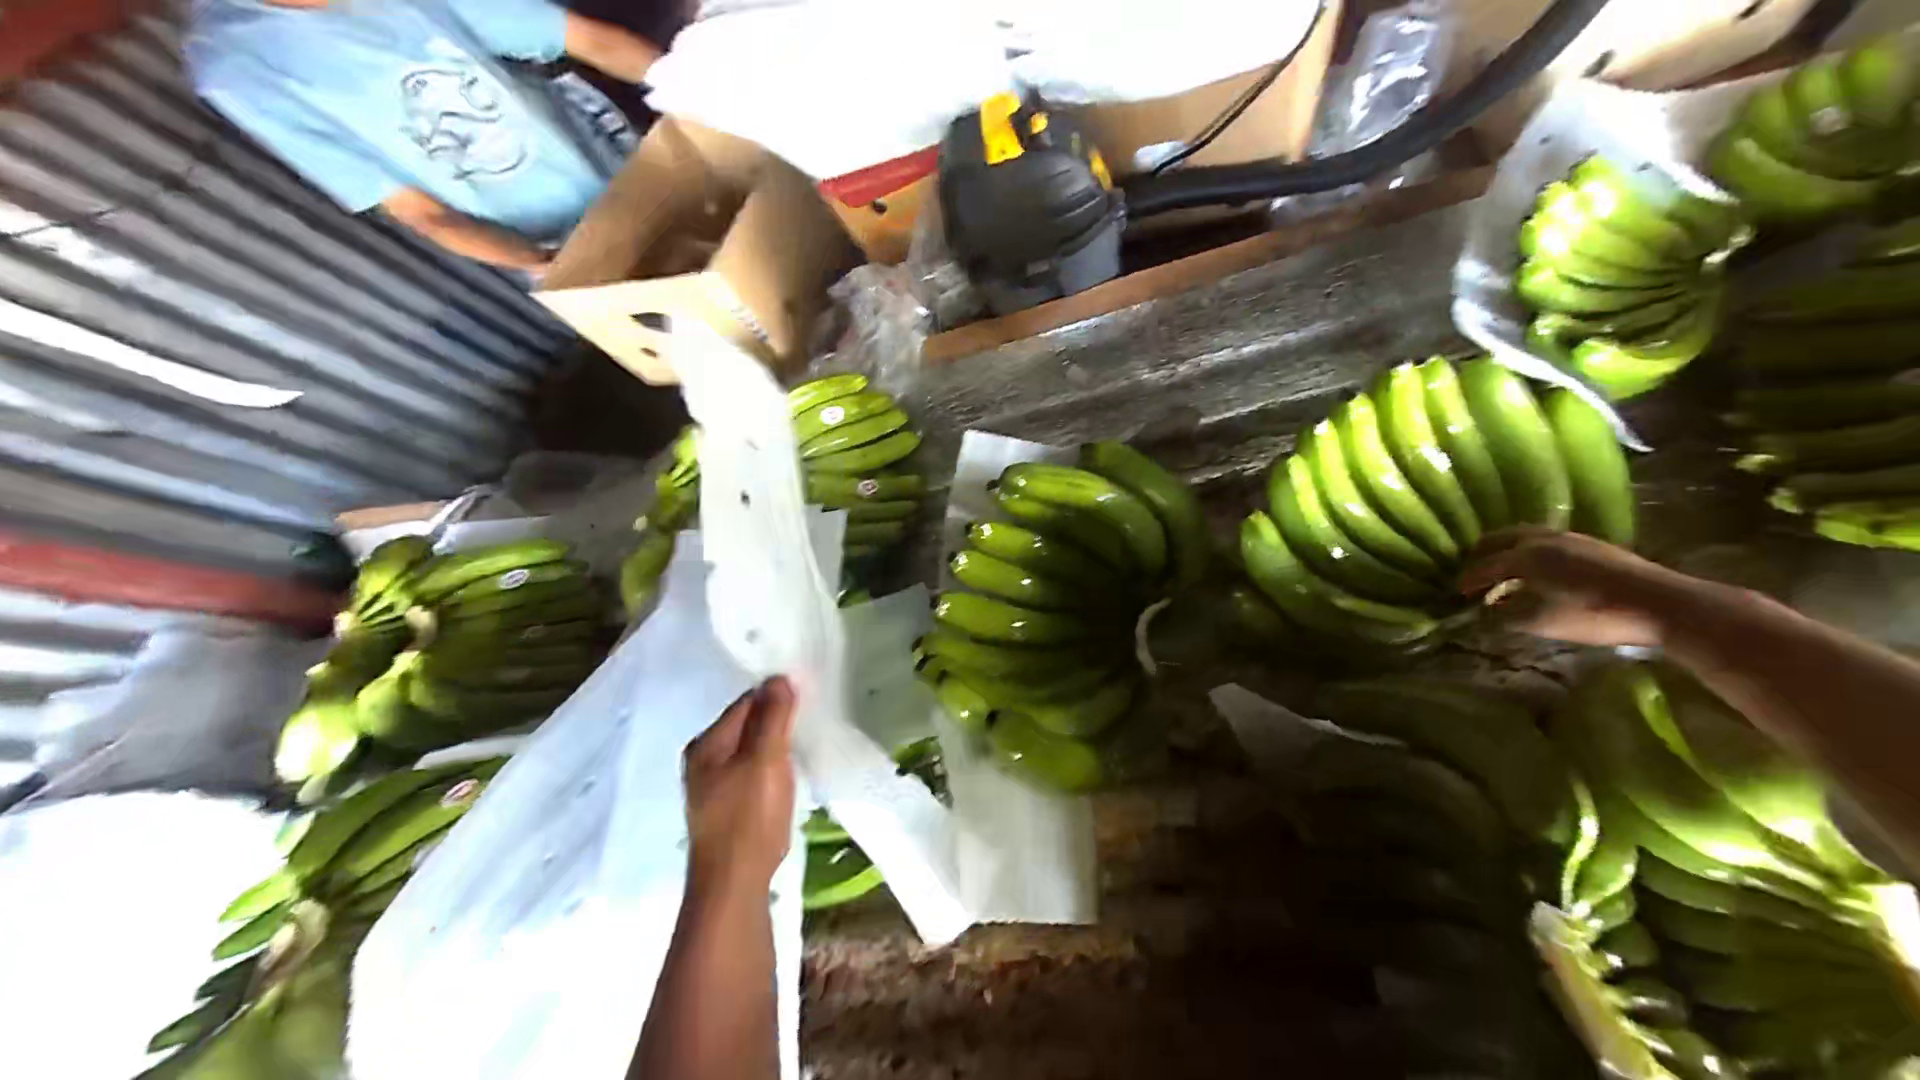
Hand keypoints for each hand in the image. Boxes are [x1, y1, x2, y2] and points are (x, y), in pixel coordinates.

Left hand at [683, 676, 797, 896]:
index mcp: (707, 743)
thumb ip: (773, 717)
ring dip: (777, 743)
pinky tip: (790, 773)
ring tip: (805, 743)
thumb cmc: (749, 817)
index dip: (777, 696)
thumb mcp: (765, 759)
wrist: (734, 885)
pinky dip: (773, 766)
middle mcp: (704, 760)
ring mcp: (715, 786)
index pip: (746, 702)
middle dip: (778, 719)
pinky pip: (754, 771)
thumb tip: (780, 677)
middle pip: (747, 724)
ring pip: (752, 749)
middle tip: (812, 719)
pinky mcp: (729, 807)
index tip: (809, 697)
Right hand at [1459, 527, 1693, 647]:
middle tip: (1472, 571)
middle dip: (1481, 554)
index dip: (1467, 580)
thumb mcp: (1539, 622)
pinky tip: (1538, 569)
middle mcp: (1544, 540)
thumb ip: (1503, 614)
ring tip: (1503, 567)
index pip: (1484, 566)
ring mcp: (1572, 539)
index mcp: (1525, 555)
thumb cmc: (1594, 614)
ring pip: (1525, 536)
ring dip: (1507, 549)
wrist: (1666, 606)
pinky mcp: (1594, 546)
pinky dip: (1530, 551)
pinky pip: (1547, 541)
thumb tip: (1484, 610)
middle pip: (1500, 538)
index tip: (1457, 593)